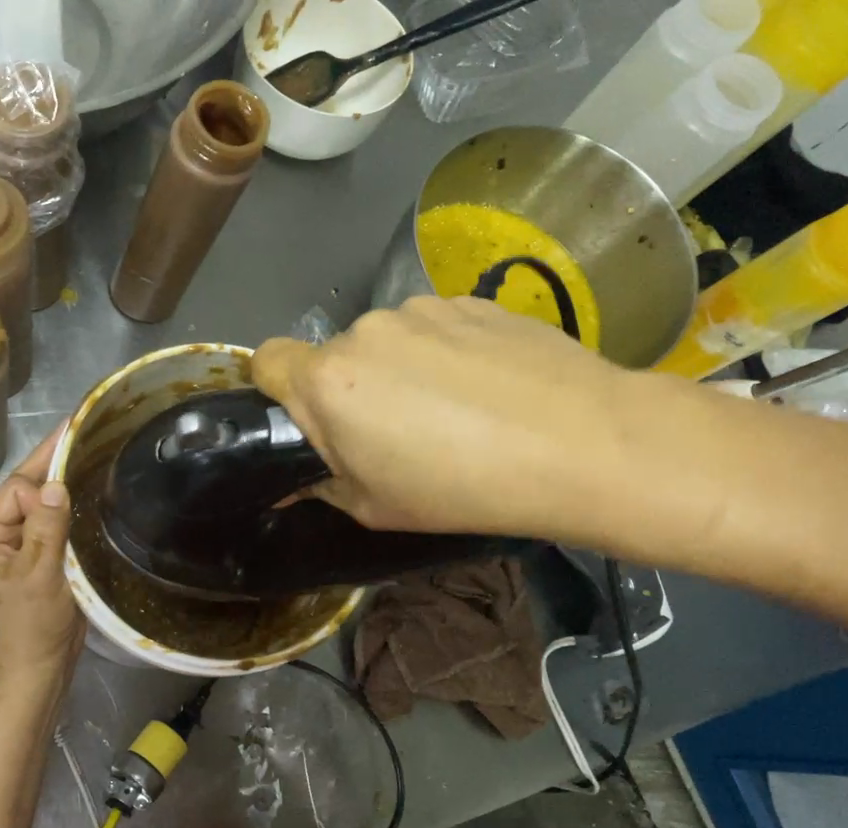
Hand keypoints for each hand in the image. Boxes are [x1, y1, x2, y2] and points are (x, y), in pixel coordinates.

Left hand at [0, 427, 84, 675]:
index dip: (43, 475)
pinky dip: (69, 509)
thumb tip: (54, 483)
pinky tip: (91, 496)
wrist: (40, 666)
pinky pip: (52, 524)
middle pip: (26, 492)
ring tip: (92, 456)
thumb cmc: (34, 623)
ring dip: (63, 485)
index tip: (74, 454)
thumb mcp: (40, 575)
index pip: (16, 490)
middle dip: (52, 465)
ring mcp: (19, 548)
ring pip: (41, 506)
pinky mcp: (39, 558)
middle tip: (83, 430)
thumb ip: (46, 528)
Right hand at [253, 296, 633, 539]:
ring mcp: (422, 309)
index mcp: (327, 382)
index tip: (309, 420)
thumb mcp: (374, 507)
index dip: (276, 390)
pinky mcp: (472, 300)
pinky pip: (434, 328)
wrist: (582, 444)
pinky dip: (443, 353)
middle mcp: (365, 332)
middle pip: (332, 356)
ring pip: (385, 341)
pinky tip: (483, 388)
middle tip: (391, 432)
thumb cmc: (460, 488)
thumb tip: (292, 483)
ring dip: (398, 368)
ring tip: (449, 408)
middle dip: (349, 389)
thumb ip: (320, 485)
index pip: (265, 361)